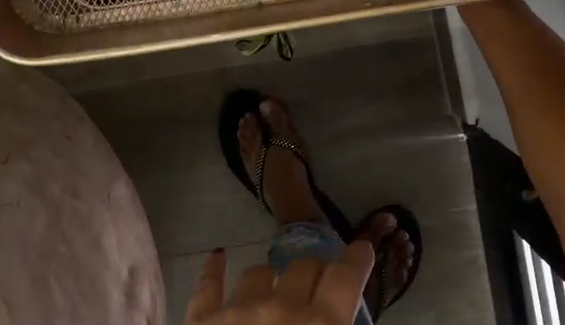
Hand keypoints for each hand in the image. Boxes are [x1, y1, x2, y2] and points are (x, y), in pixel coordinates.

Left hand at [185, 242, 374, 323]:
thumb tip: (344, 323)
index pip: (345, 278)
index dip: (356, 260)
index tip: (362, 247)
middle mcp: (281, 307)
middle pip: (303, 268)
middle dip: (315, 273)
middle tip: (319, 284)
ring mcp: (237, 311)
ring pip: (259, 272)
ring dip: (272, 279)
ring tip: (276, 287)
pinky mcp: (201, 322)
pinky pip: (207, 285)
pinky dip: (214, 269)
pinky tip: (218, 256)